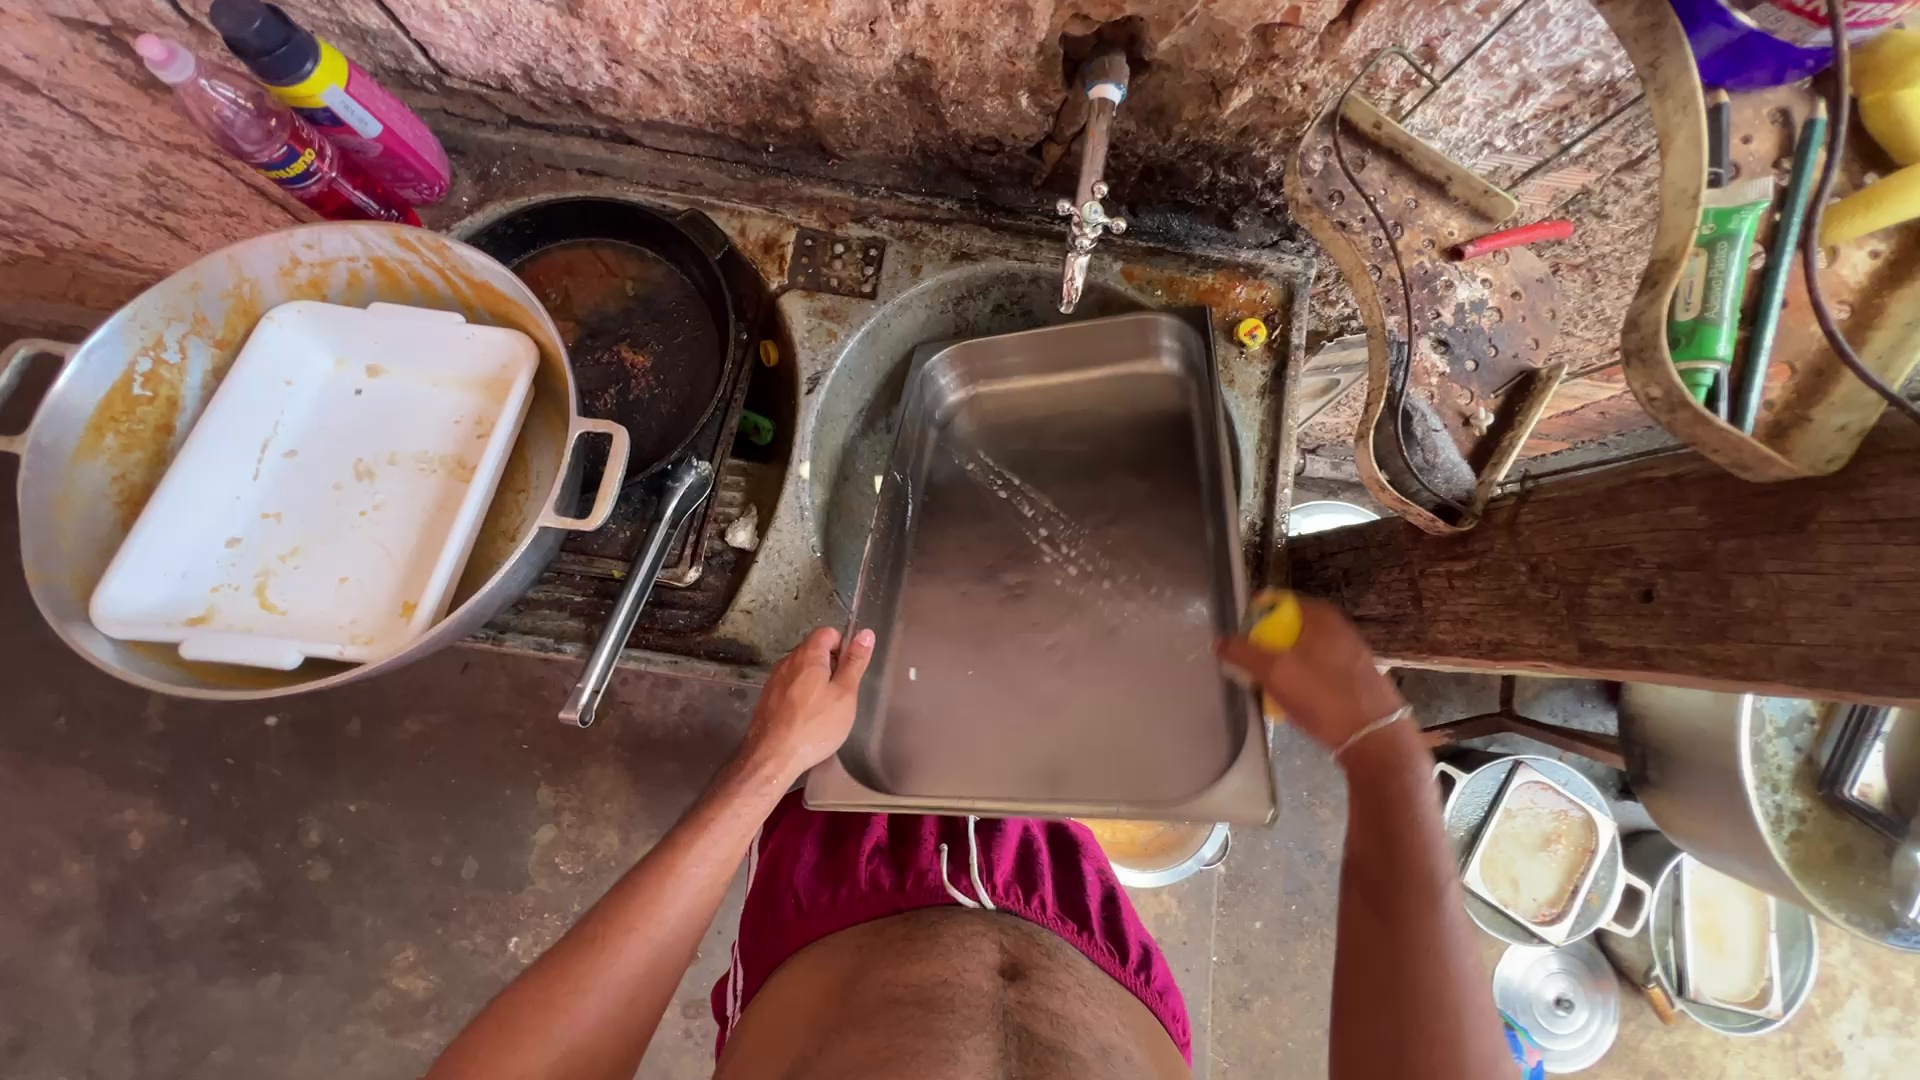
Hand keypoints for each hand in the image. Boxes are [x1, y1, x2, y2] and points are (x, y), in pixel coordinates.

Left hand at [739, 626, 874, 783]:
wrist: (772, 758)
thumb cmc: (815, 726)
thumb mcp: (845, 694)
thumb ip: (855, 662)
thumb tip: (866, 633)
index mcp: (808, 655)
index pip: (827, 632)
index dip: (843, 646)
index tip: (850, 671)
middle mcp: (788, 661)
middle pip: (814, 650)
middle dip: (831, 665)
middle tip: (841, 693)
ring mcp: (774, 680)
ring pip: (802, 669)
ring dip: (816, 681)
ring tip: (825, 709)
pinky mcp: (768, 698)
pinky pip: (790, 686)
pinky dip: (802, 694)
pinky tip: (807, 718)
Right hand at [1216, 597, 1404, 754]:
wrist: (1375, 739)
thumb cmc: (1322, 697)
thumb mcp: (1274, 672)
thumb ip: (1242, 653)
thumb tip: (1219, 641)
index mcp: (1320, 616)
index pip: (1275, 602)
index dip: (1253, 618)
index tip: (1240, 641)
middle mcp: (1338, 627)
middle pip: (1288, 627)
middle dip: (1266, 645)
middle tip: (1251, 666)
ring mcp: (1350, 651)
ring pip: (1303, 650)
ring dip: (1283, 664)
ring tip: (1271, 686)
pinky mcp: (1357, 676)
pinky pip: (1319, 669)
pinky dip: (1303, 678)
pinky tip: (1298, 700)